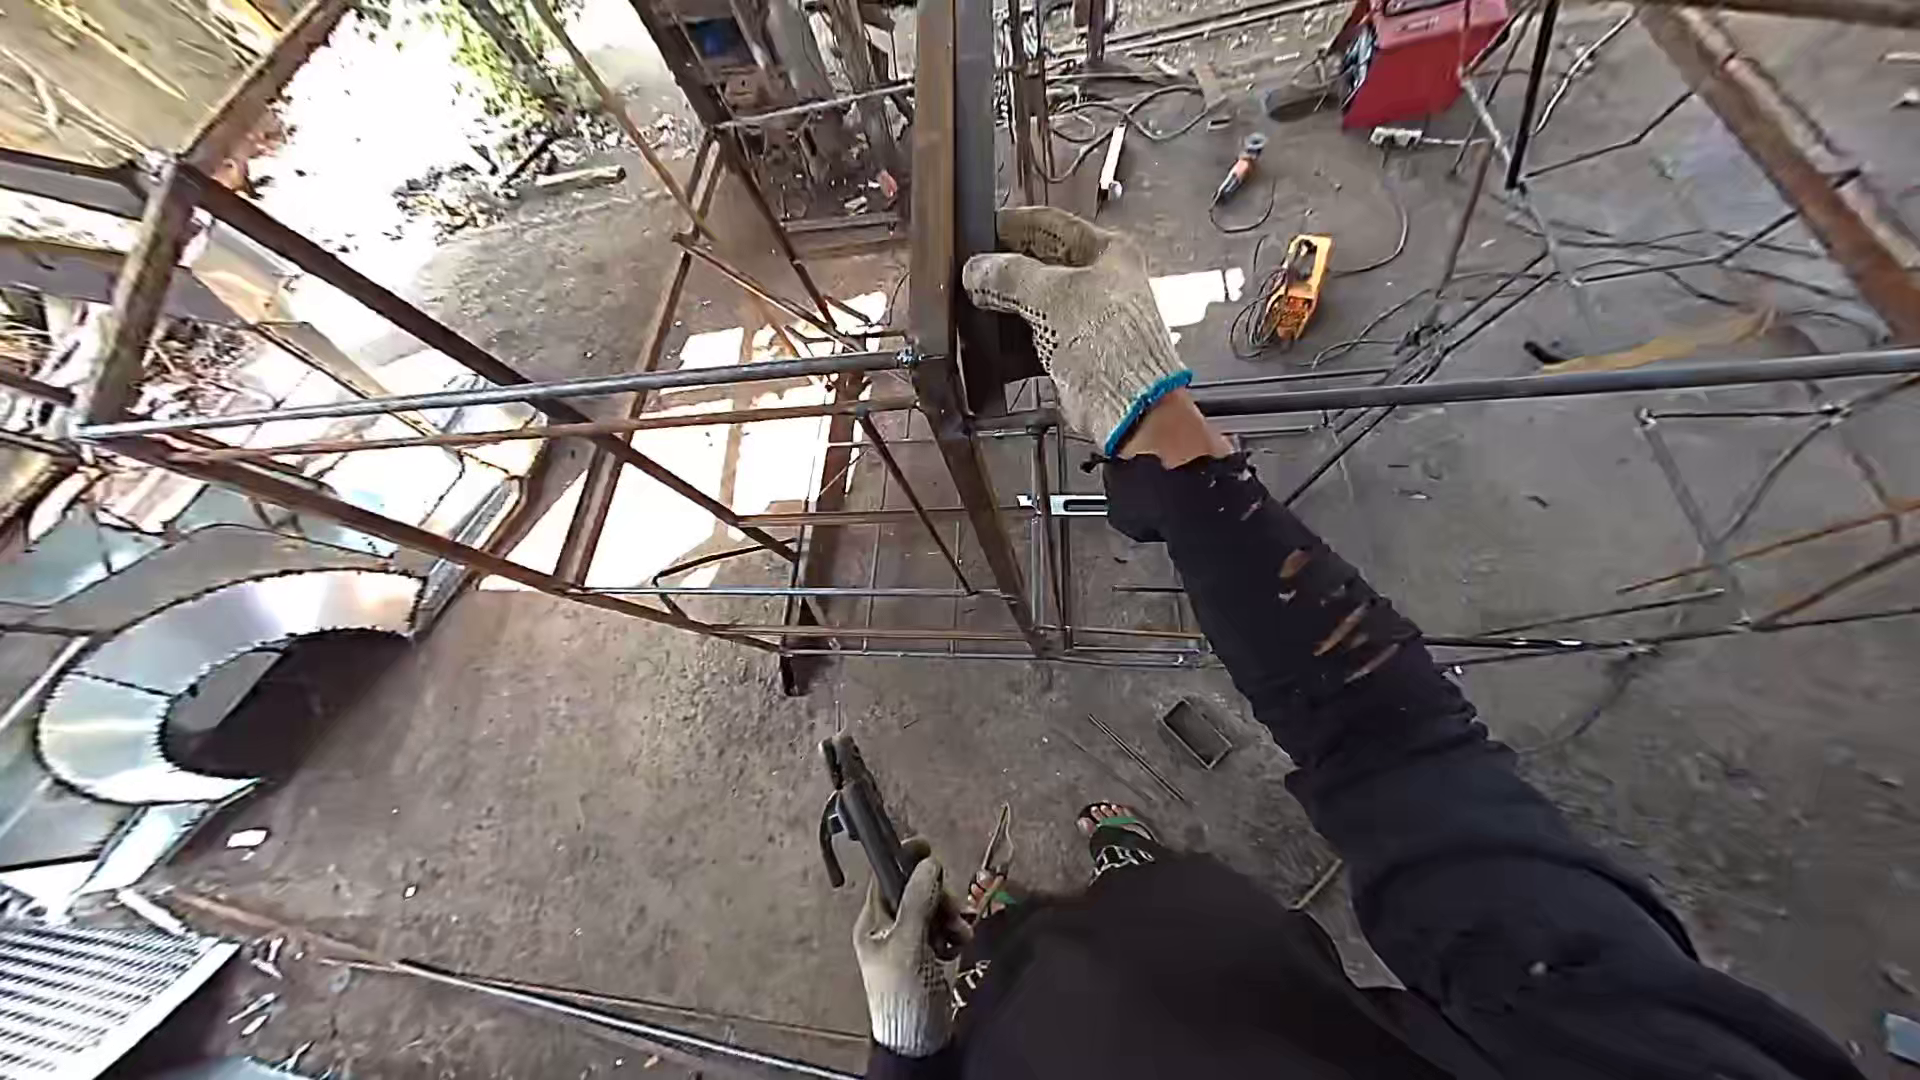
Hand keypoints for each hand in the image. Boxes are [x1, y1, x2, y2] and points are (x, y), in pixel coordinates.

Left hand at [852, 847, 953, 1056]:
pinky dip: (954, 931)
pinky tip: (958, 944)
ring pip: (932, 907)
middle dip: (937, 894)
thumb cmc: (904, 996)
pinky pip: (943, 928)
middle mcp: (889, 927)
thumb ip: (918, 901)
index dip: (905, 858)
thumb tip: (928, 861)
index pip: (886, 876)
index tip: (926, 847)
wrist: (920, 1046)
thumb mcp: (909, 944)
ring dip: (950, 914)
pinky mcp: (927, 953)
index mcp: (873, 922)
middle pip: (915, 890)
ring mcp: (909, 940)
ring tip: (959, 933)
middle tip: (951, 908)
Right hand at [963, 207, 1191, 455]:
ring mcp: (1084, 320)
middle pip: (1041, 265)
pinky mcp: (1071, 353)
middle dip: (1004, 270)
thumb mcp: (1054, 296)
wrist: (1126, 406)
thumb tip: (974, 269)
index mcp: (1107, 252)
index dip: (1014, 225)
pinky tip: (986, 338)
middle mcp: (1098, 282)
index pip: (1052, 225)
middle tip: (969, 272)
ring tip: (970, 303)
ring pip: (1034, 303)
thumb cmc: (1105, 341)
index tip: (979, 230)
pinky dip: (1011, 339)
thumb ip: (1011, 276)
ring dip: (1004, 306)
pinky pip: (1033, 337)